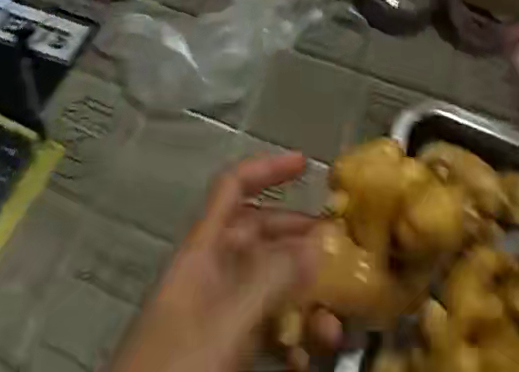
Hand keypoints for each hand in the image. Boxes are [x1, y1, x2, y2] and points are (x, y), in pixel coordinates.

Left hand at [108, 152, 336, 371]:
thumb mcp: (226, 322)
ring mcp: (218, 314)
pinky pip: (265, 330)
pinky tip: (309, 358)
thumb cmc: (176, 365)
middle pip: (260, 237)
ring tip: (334, 325)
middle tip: (341, 251)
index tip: (308, 166)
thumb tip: (317, 242)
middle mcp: (210, 273)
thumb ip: (271, 280)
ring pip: (269, 288)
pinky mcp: (224, 352)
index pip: (233, 189)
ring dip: (304, 299)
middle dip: (300, 240)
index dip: (268, 170)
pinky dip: (291, 337)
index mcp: (202, 251)